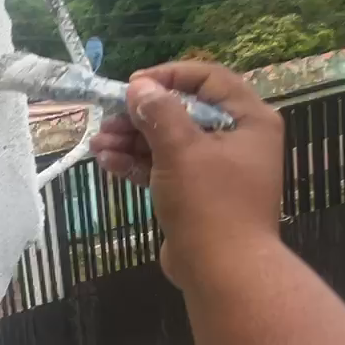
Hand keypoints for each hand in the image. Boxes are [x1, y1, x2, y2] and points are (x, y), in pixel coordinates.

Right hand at [88, 61, 284, 287]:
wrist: (221, 267)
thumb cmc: (210, 204)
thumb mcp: (182, 152)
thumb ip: (160, 115)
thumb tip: (139, 86)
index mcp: (248, 120)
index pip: (208, 80)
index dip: (169, 77)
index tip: (132, 85)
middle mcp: (234, 139)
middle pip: (182, 113)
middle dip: (140, 116)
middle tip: (106, 122)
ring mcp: (212, 168)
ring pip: (167, 142)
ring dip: (130, 141)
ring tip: (97, 145)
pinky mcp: (192, 193)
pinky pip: (161, 168)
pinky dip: (135, 163)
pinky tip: (107, 162)